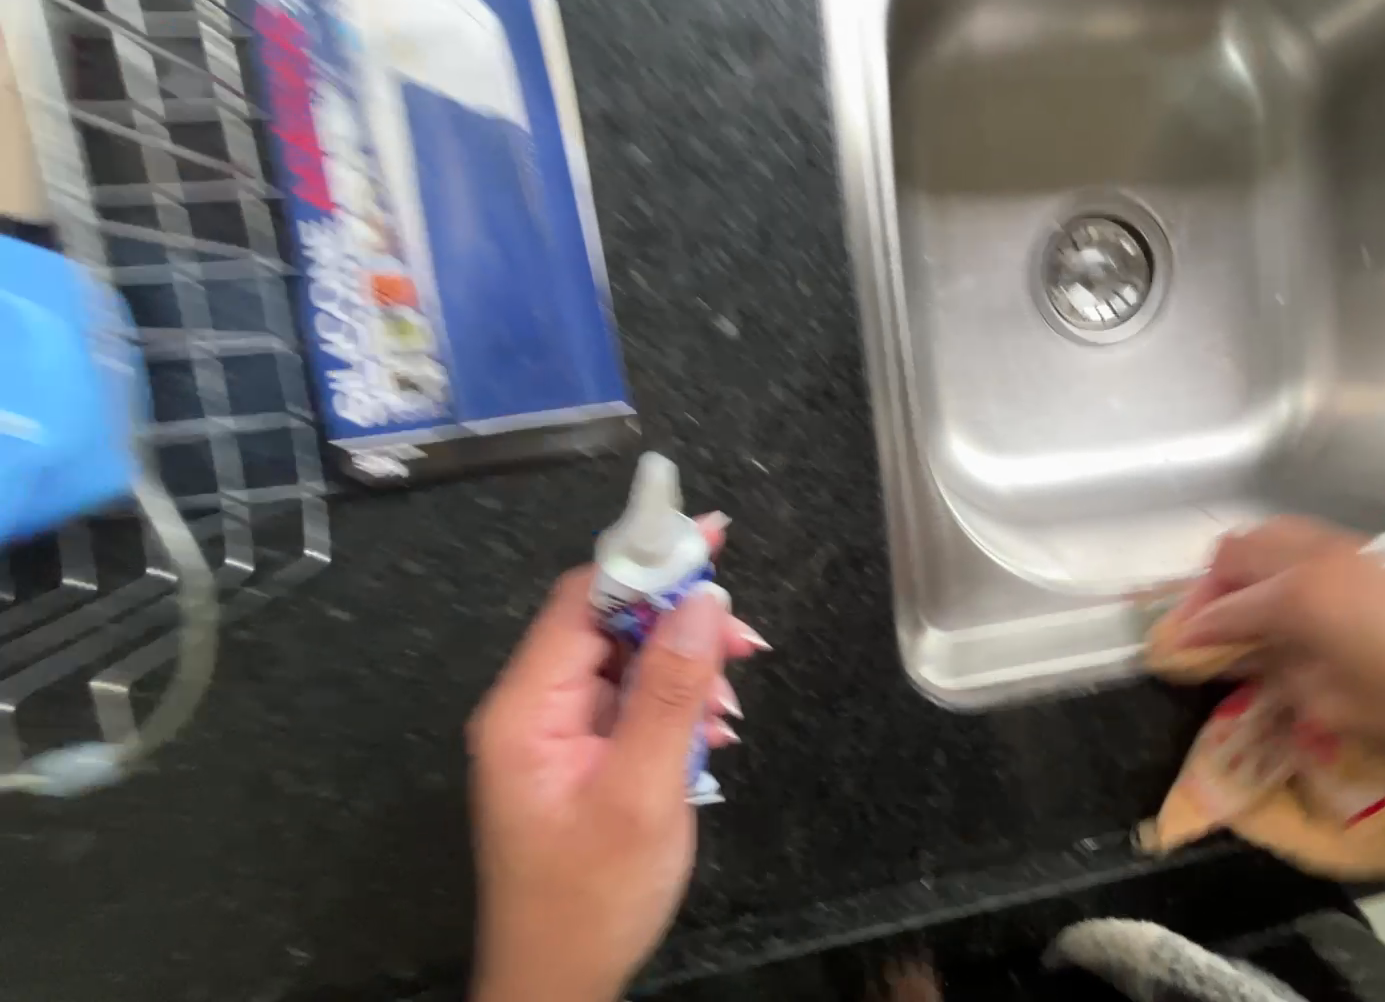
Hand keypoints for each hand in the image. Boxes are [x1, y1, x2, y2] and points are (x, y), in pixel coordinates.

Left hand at [467, 517, 765, 1001]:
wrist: (560, 983)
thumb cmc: (595, 895)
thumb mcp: (643, 791)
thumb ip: (672, 691)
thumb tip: (705, 600)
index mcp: (528, 706)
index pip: (586, 599)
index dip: (648, 559)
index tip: (712, 537)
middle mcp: (537, 704)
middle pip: (613, 623)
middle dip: (684, 623)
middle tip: (746, 642)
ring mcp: (560, 728)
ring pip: (632, 659)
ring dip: (690, 668)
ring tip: (732, 706)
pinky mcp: (584, 748)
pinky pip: (637, 697)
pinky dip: (682, 702)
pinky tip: (713, 730)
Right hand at [1160, 518, 1384, 852]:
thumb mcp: (1332, 711)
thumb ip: (1277, 677)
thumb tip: (1251, 662)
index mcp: (1294, 597)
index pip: (1220, 609)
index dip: (1190, 634)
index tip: (1171, 655)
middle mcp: (1310, 559)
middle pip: (1233, 551)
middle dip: (1208, 588)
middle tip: (1208, 632)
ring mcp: (1344, 551)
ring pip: (1267, 536)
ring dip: (1243, 570)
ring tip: (1246, 614)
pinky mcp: (1372, 556)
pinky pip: (1299, 544)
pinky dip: (1276, 566)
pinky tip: (1292, 606)